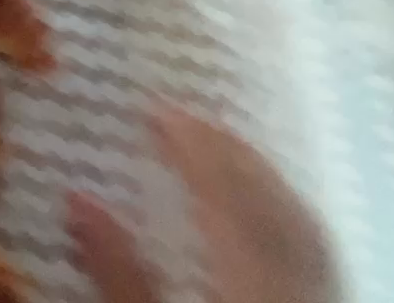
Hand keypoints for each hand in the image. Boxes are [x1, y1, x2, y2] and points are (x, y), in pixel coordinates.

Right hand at [68, 109, 336, 302]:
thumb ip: (117, 277)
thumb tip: (78, 198)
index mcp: (248, 294)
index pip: (229, 206)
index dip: (196, 150)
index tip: (156, 110)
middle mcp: (295, 297)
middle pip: (280, 212)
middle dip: (233, 155)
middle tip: (182, 116)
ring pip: (308, 234)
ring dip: (262, 180)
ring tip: (215, 148)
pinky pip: (314, 258)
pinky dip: (281, 216)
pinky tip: (251, 211)